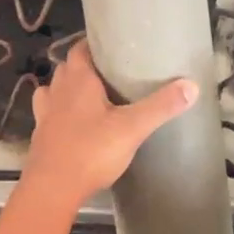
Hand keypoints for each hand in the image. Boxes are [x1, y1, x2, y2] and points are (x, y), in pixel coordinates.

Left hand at [23, 41, 197, 206]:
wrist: (52, 189)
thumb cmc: (91, 151)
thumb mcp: (132, 128)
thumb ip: (160, 106)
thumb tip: (192, 85)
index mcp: (77, 80)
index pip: (80, 49)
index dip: (93, 44)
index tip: (112, 46)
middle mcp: (57, 91)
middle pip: (67, 68)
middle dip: (85, 66)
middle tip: (109, 72)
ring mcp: (45, 114)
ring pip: (54, 90)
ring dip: (68, 88)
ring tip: (91, 95)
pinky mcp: (40, 136)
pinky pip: (49, 114)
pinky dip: (59, 112)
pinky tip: (73, 123)